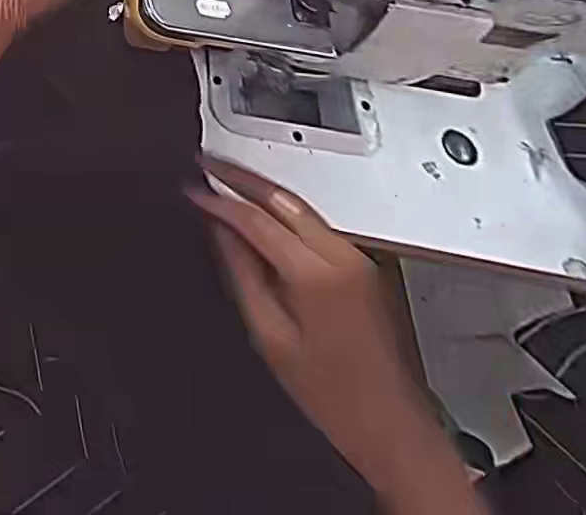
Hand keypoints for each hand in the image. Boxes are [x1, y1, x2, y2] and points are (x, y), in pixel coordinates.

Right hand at [189, 157, 476, 513]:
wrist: (391, 423)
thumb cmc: (334, 394)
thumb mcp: (270, 335)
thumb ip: (242, 272)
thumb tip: (222, 231)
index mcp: (315, 274)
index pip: (255, 219)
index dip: (219, 201)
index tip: (194, 190)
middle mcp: (342, 254)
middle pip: (281, 197)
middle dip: (240, 175)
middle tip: (207, 161)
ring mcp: (357, 255)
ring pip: (300, 204)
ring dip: (261, 188)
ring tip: (227, 178)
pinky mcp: (365, 261)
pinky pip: (316, 221)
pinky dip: (284, 208)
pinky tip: (262, 208)